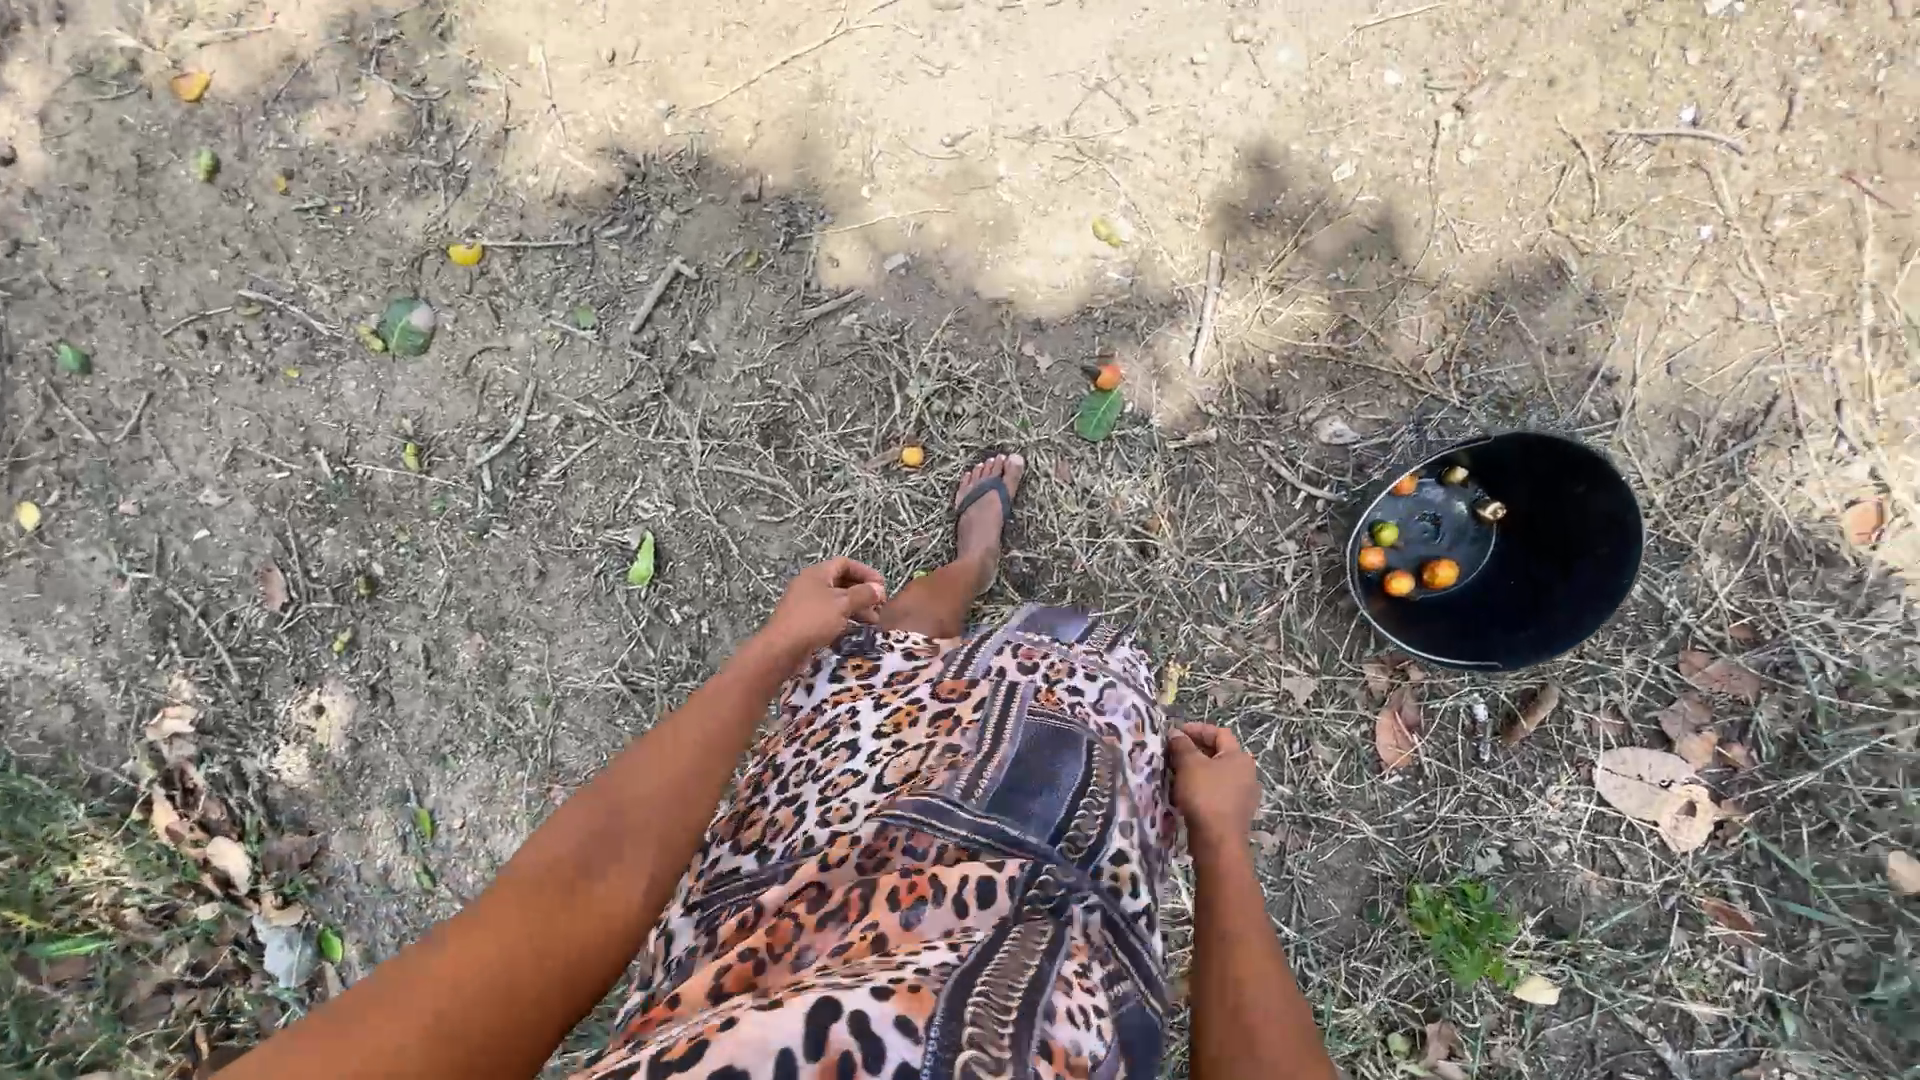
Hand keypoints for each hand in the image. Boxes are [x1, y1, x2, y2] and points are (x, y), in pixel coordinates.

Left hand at [758, 557, 887, 659]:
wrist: (782, 648)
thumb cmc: (814, 620)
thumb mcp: (843, 604)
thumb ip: (863, 594)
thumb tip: (879, 589)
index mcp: (818, 573)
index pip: (845, 563)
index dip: (865, 572)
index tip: (881, 585)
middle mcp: (811, 584)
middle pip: (842, 581)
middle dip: (863, 592)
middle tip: (879, 604)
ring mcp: (807, 603)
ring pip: (837, 599)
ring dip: (857, 606)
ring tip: (873, 620)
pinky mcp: (806, 620)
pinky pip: (830, 613)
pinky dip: (845, 617)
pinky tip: (856, 627)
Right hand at [1167, 722, 1259, 853]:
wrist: (1217, 841)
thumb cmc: (1205, 795)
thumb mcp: (1189, 764)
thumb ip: (1181, 745)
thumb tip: (1175, 733)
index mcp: (1239, 757)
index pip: (1219, 733)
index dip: (1196, 729)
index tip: (1175, 733)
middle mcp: (1247, 773)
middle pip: (1218, 753)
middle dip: (1194, 750)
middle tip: (1172, 751)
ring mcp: (1243, 795)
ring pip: (1216, 773)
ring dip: (1196, 769)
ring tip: (1175, 771)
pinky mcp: (1235, 812)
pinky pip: (1216, 791)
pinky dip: (1201, 787)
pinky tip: (1184, 792)